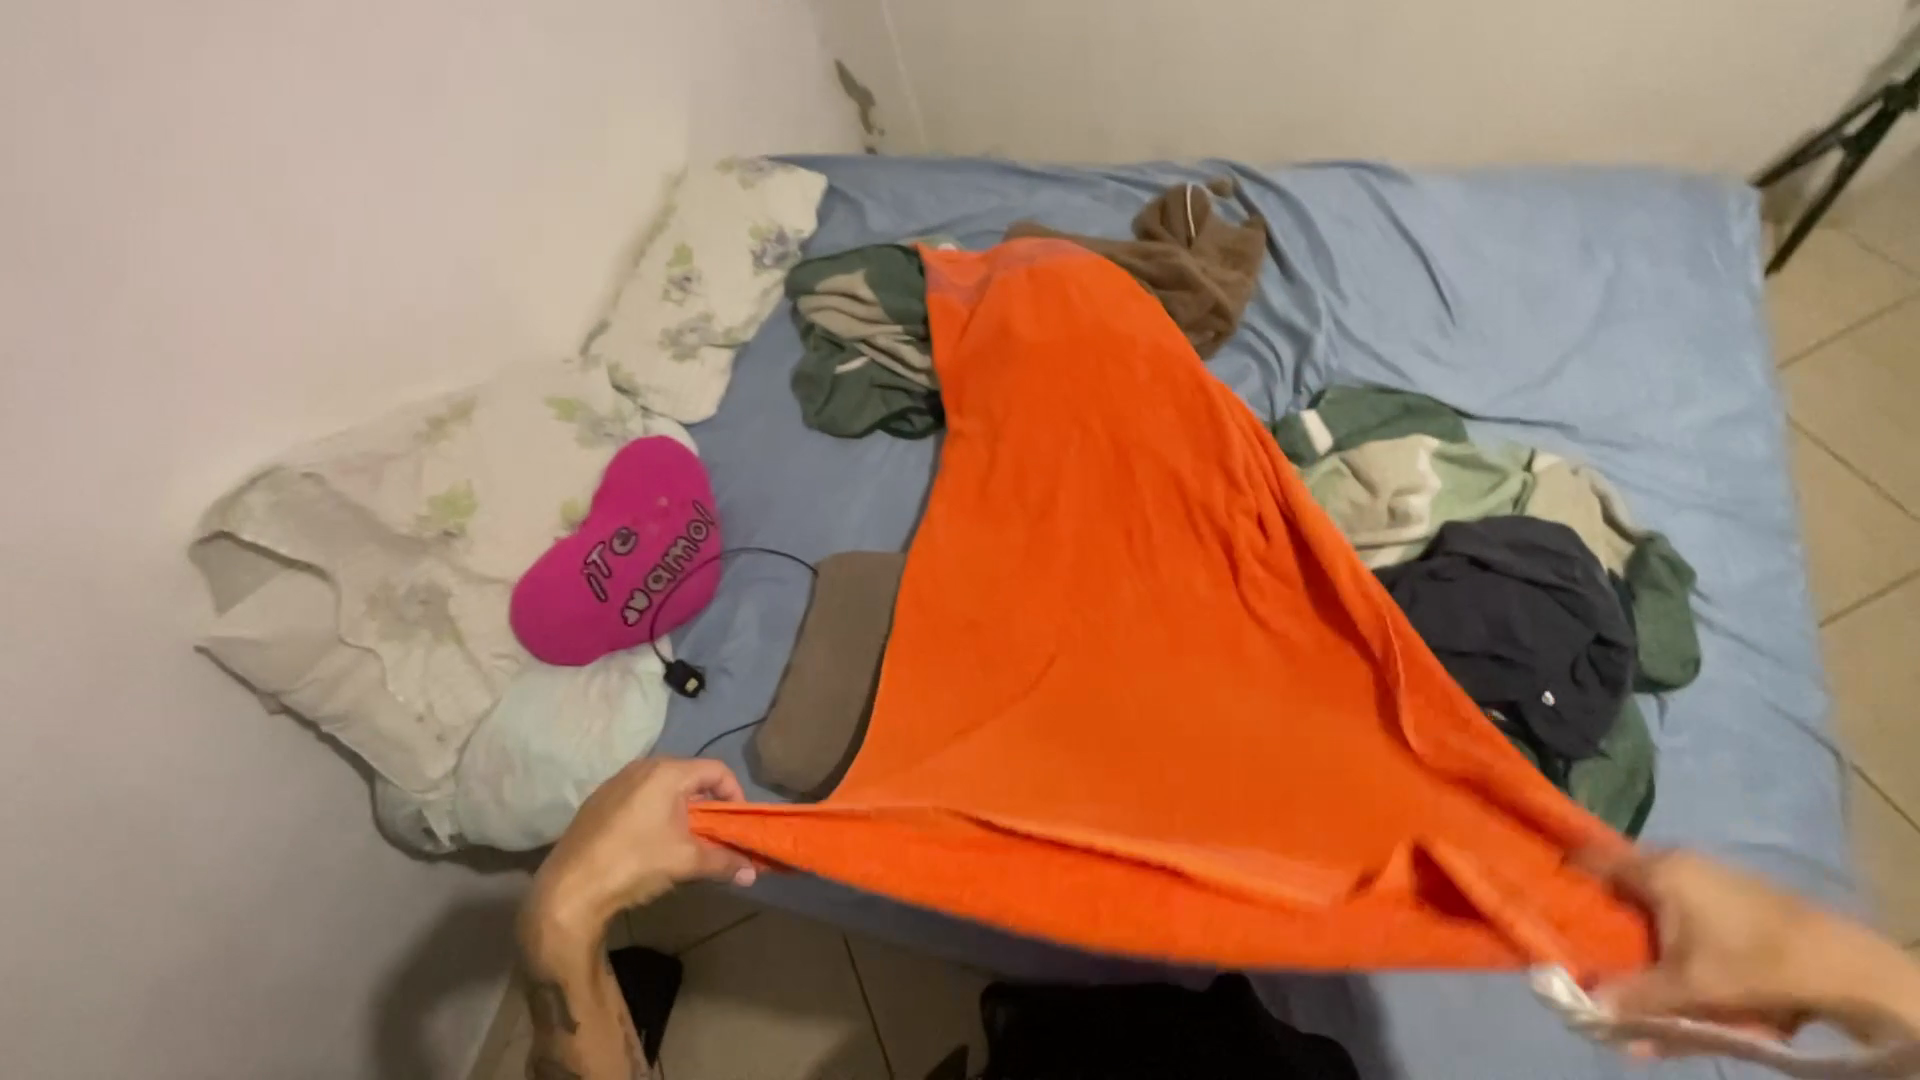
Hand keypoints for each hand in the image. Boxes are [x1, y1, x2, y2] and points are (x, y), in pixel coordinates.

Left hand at [525, 757, 756, 940]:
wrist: (567, 891)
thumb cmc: (634, 863)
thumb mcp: (686, 862)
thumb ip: (725, 862)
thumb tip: (754, 874)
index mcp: (667, 772)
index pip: (717, 771)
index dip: (735, 794)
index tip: (738, 822)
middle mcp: (642, 767)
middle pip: (690, 776)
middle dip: (708, 803)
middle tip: (714, 831)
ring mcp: (616, 782)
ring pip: (663, 786)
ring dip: (681, 808)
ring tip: (684, 838)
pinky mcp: (598, 801)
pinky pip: (639, 796)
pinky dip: (655, 811)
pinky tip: (649, 841)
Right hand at [1580, 848, 1919, 1052]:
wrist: (1857, 973)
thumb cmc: (1756, 964)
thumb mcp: (1690, 989)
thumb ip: (1635, 997)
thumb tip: (1584, 1006)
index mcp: (1656, 868)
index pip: (1590, 857)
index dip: (1566, 876)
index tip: (1551, 903)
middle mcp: (1679, 862)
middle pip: (1625, 883)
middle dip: (1611, 919)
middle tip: (1599, 950)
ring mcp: (1714, 876)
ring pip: (1663, 901)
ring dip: (1652, 934)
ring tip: (1651, 972)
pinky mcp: (1743, 897)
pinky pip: (1696, 911)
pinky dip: (1686, 937)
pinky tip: (1696, 973)